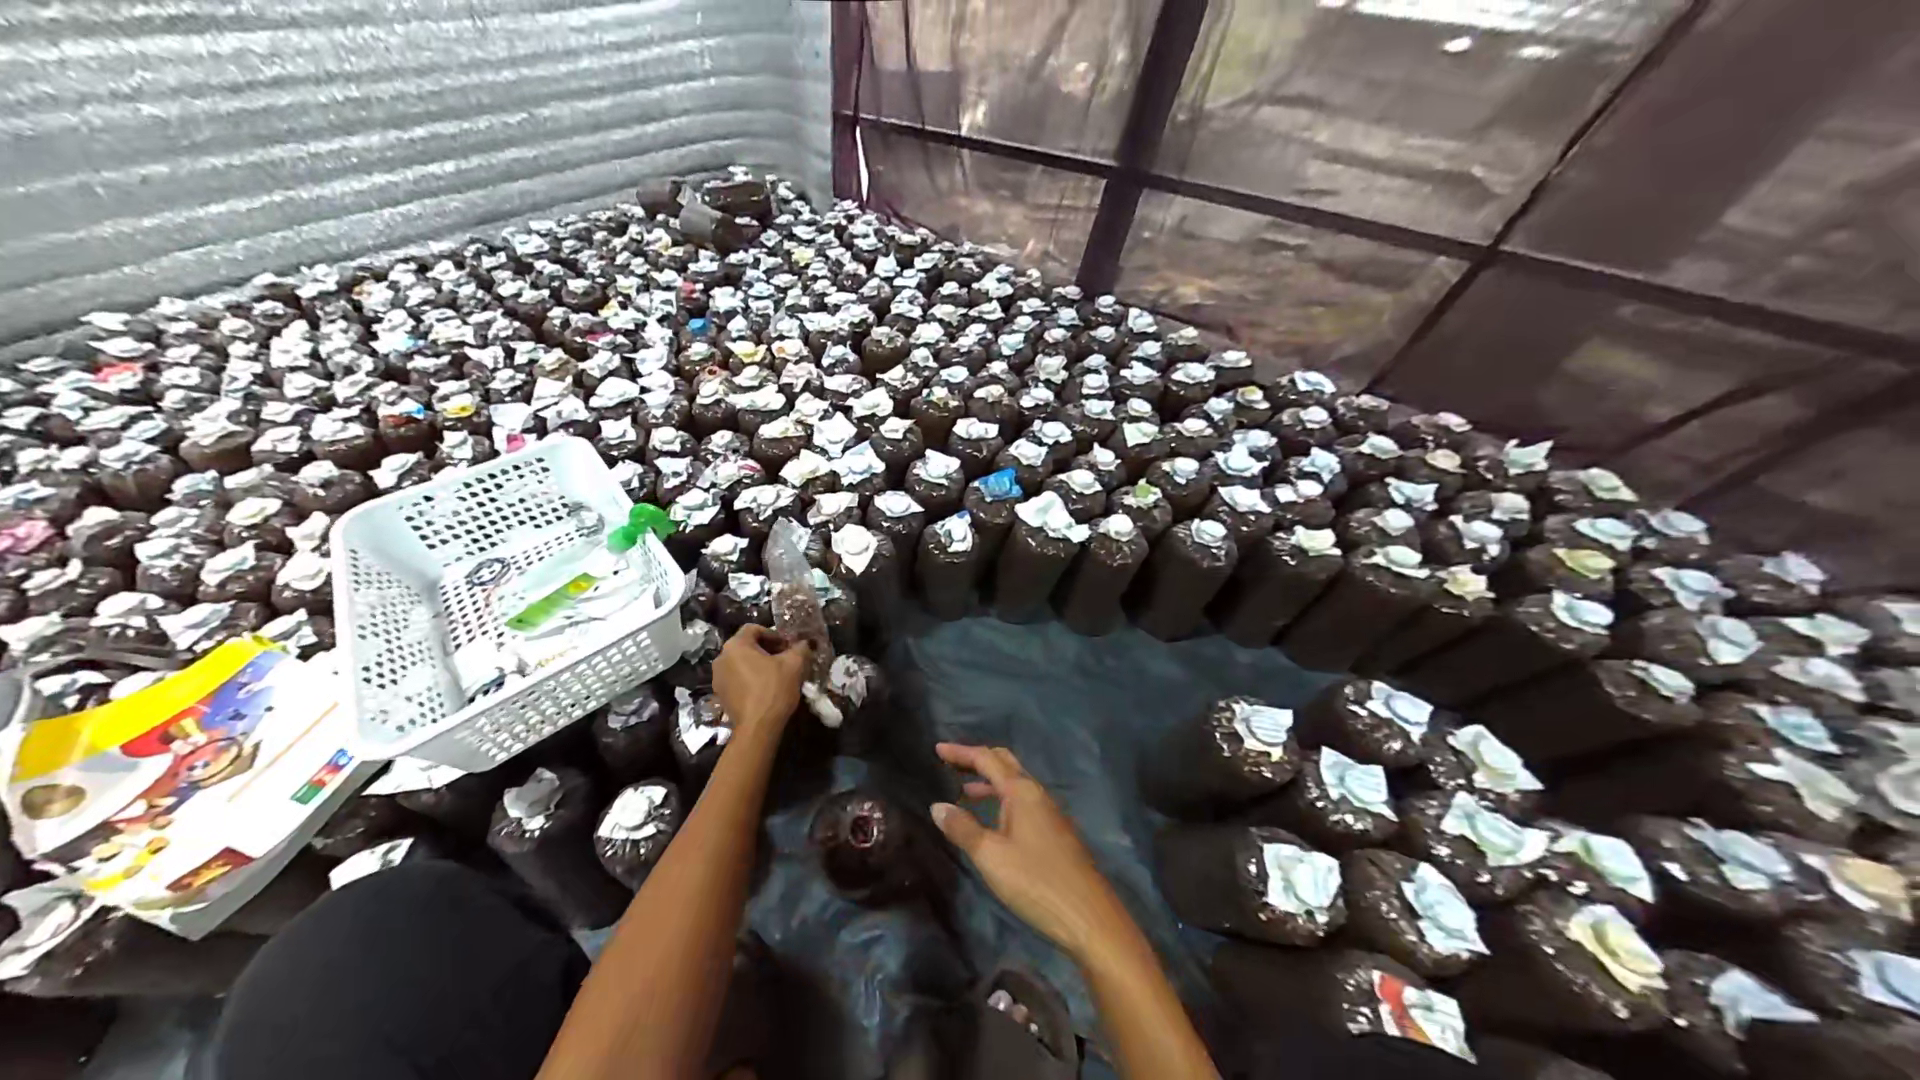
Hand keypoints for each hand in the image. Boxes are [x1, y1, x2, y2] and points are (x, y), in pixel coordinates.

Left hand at [711, 625, 809, 735]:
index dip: (774, 634)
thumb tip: (805, 643)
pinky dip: (750, 678)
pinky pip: (736, 677)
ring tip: (776, 674)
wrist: (757, 727)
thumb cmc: (774, 689)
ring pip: (741, 662)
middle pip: (746, 645)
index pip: (754, 628)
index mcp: (735, 645)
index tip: (788, 646)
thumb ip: (800, 648)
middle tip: (785, 658)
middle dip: (767, 649)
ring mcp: (717, 677)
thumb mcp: (794, 664)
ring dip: (758, 664)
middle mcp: (721, 658)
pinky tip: (764, 688)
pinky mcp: (720, 694)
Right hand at [931, 743, 1130, 962]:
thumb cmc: (1035, 881)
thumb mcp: (991, 856)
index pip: (987, 759)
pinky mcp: (1055, 832)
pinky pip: (1023, 801)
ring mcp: (1049, 813)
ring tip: (963, 792)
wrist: (1088, 915)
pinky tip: (992, 820)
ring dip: (989, 782)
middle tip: (951, 763)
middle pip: (1005, 764)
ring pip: (1015, 784)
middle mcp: (1037, 794)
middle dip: (978, 760)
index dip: (961, 752)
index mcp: (1021, 791)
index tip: (937, 748)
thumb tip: (938, 806)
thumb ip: (963, 829)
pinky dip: (1002, 799)